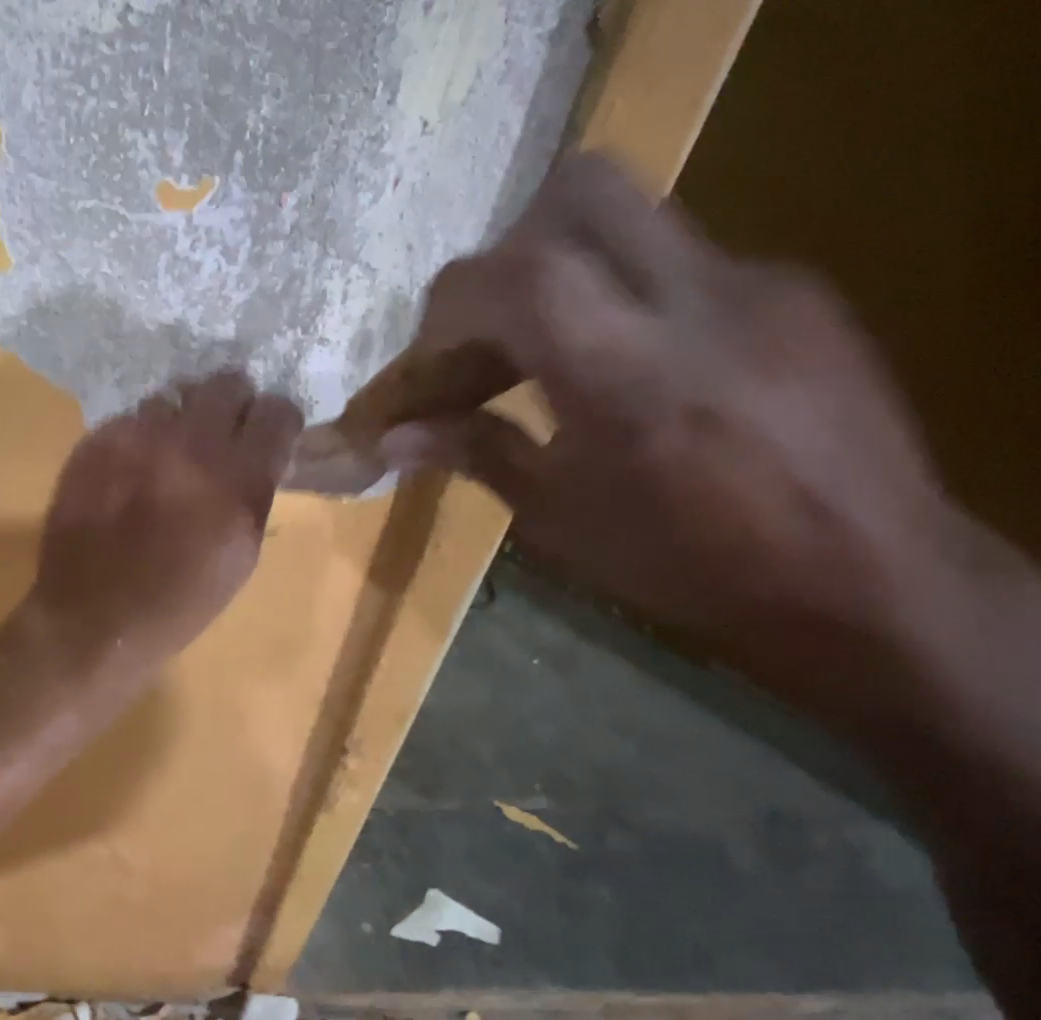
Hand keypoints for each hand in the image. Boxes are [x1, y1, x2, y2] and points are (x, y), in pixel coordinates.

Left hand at [26, 371, 300, 667]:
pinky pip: (129, 419)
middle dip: (232, 402)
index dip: (277, 418)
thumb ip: (255, 493)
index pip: (277, 411)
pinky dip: (137, 438)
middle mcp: (190, 445)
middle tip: (222, 427)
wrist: (91, 617)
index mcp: (238, 479)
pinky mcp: (96, 441)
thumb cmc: (177, 602)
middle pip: (225, 383)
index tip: (269, 430)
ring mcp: (137, 437)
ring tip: (169, 452)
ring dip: (179, 419)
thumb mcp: (241, 556)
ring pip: (172, 397)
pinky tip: (129, 470)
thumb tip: (261, 454)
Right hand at [383, 155, 954, 653]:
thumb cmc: (694, 568)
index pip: (517, 274)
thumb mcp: (561, 522)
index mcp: (625, 374)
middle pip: (581, 190)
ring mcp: (758, 284)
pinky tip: (644, 368)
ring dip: (573, 264)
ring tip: (560, 348)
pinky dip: (635, 296)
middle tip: (495, 317)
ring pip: (636, 216)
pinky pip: (687, 260)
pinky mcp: (799, 291)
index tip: (432, 350)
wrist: (876, 581)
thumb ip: (478, 453)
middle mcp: (695, 302)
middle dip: (513, 242)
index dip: (452, 299)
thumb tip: (392, 437)